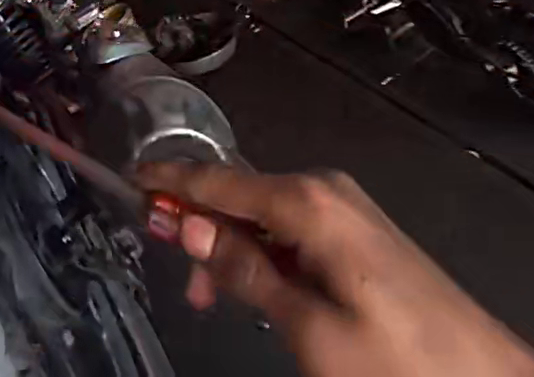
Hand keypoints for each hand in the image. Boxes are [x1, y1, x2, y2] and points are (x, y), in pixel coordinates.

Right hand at [138, 162, 533, 376]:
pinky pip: (292, 230)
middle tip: (176, 272)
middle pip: (241, 195)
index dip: (173, 182)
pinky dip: (264, 254)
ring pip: (264, 215)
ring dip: (232, 247)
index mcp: (308, 202)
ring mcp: (343, 206)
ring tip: (209, 295)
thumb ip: (245, 272)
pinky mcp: (356, 229)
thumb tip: (189, 226)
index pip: (221, 182)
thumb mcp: (311, 329)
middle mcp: (323, 189)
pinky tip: (256, 287)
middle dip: (202, 226)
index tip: (134, 176)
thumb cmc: (400, 365)